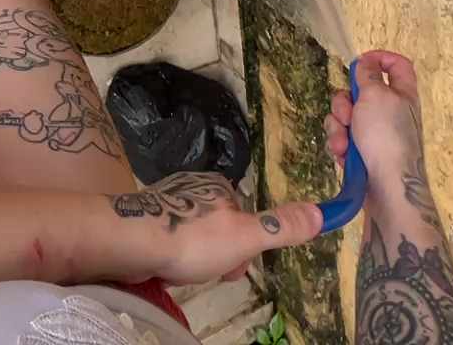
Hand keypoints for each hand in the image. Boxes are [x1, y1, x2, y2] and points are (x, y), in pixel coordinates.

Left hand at [111, 172, 321, 283]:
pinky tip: (164, 265)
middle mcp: (195, 186)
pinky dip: (173, 258)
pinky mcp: (149, 216)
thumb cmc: (191, 238)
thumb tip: (321, 211)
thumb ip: (279, 226)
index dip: (242, 250)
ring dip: (194, 261)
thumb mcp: (244, 236)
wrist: (131, 240)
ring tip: (180, 267)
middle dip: (217, 258)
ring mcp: (170, 200)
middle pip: (222, 231)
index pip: (245, 221)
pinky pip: (172, 242)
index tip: (230, 263)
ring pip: (197, 240)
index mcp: (219, 185)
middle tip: (201, 266)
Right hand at [322, 51, 425, 195]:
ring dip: (338, 127)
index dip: (380, 58)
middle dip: (344, 102)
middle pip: (360, 91)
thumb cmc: (386, 136)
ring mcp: (376, 133)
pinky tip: (341, 154)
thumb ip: (368, 75)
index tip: (360, 62)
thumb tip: (366, 64)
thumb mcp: (376, 96)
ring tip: (343, 143)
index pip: (397, 65)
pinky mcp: (363, 151)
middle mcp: (390, 111)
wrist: (388, 189)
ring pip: (346, 115)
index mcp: (402, 95)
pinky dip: (339, 143)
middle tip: (348, 114)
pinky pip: (342, 136)